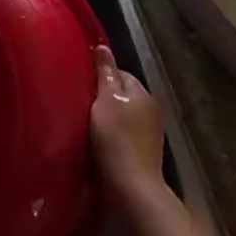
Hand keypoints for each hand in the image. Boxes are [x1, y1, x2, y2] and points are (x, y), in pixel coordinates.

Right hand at [90, 45, 166, 207]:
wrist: (132, 188)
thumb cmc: (116, 138)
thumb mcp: (105, 99)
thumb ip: (105, 72)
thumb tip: (103, 46)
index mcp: (142, 92)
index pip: (121, 73)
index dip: (102, 77)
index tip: (84, 86)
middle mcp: (151, 108)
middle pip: (123, 95)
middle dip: (106, 99)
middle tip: (84, 107)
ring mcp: (151, 133)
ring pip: (125, 117)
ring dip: (110, 120)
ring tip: (90, 128)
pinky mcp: (146, 154)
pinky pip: (127, 137)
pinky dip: (115, 138)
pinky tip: (101, 147)